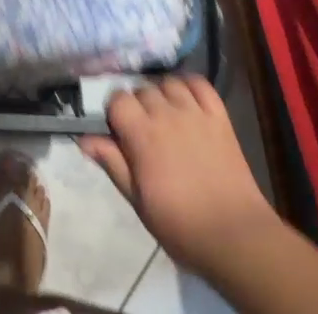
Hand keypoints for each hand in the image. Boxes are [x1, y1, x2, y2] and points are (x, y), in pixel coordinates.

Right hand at [80, 76, 276, 274]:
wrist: (233, 234)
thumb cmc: (179, 223)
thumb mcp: (137, 200)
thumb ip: (113, 163)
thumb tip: (85, 139)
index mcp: (143, 136)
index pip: (117, 99)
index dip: (113, 111)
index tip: (116, 129)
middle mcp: (168, 115)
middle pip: (142, 89)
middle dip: (136, 104)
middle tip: (140, 128)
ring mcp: (196, 113)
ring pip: (169, 83)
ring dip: (161, 93)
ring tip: (163, 114)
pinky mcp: (220, 118)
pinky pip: (201, 85)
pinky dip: (190, 86)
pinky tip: (186, 101)